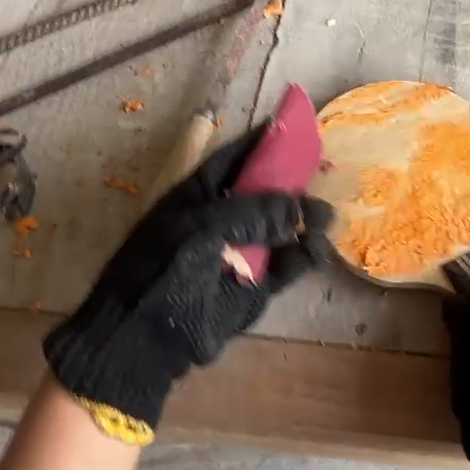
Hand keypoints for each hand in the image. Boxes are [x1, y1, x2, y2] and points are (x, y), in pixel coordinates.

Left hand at [43, 128, 335, 443]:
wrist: (143, 341)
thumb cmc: (162, 272)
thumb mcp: (202, 231)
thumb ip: (252, 212)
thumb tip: (298, 203)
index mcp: (196, 197)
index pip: (234, 160)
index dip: (261, 144)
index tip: (294, 129)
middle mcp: (220, 220)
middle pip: (263, 192)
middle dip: (291, 184)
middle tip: (320, 174)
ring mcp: (238, 253)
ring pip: (279, 228)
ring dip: (303, 220)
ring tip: (326, 217)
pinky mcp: (253, 287)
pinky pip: (285, 265)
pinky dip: (304, 255)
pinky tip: (317, 246)